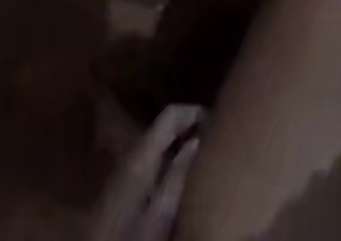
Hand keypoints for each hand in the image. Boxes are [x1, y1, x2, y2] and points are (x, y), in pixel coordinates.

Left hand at [88, 104, 202, 240]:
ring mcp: (127, 162)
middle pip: (164, 125)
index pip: (170, 114)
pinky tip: (183, 169)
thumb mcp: (163, 210)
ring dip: (180, 140)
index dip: (192, 112)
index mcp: (142, 153)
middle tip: (214, 137)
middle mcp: (133, 150)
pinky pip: (153, 153)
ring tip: (204, 151)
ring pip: (159, 139)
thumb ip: (179, 174)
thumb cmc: (133, 234)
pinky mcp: (126, 177)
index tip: (215, 120)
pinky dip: (170, 153)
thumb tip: (197, 141)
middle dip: (189, 126)